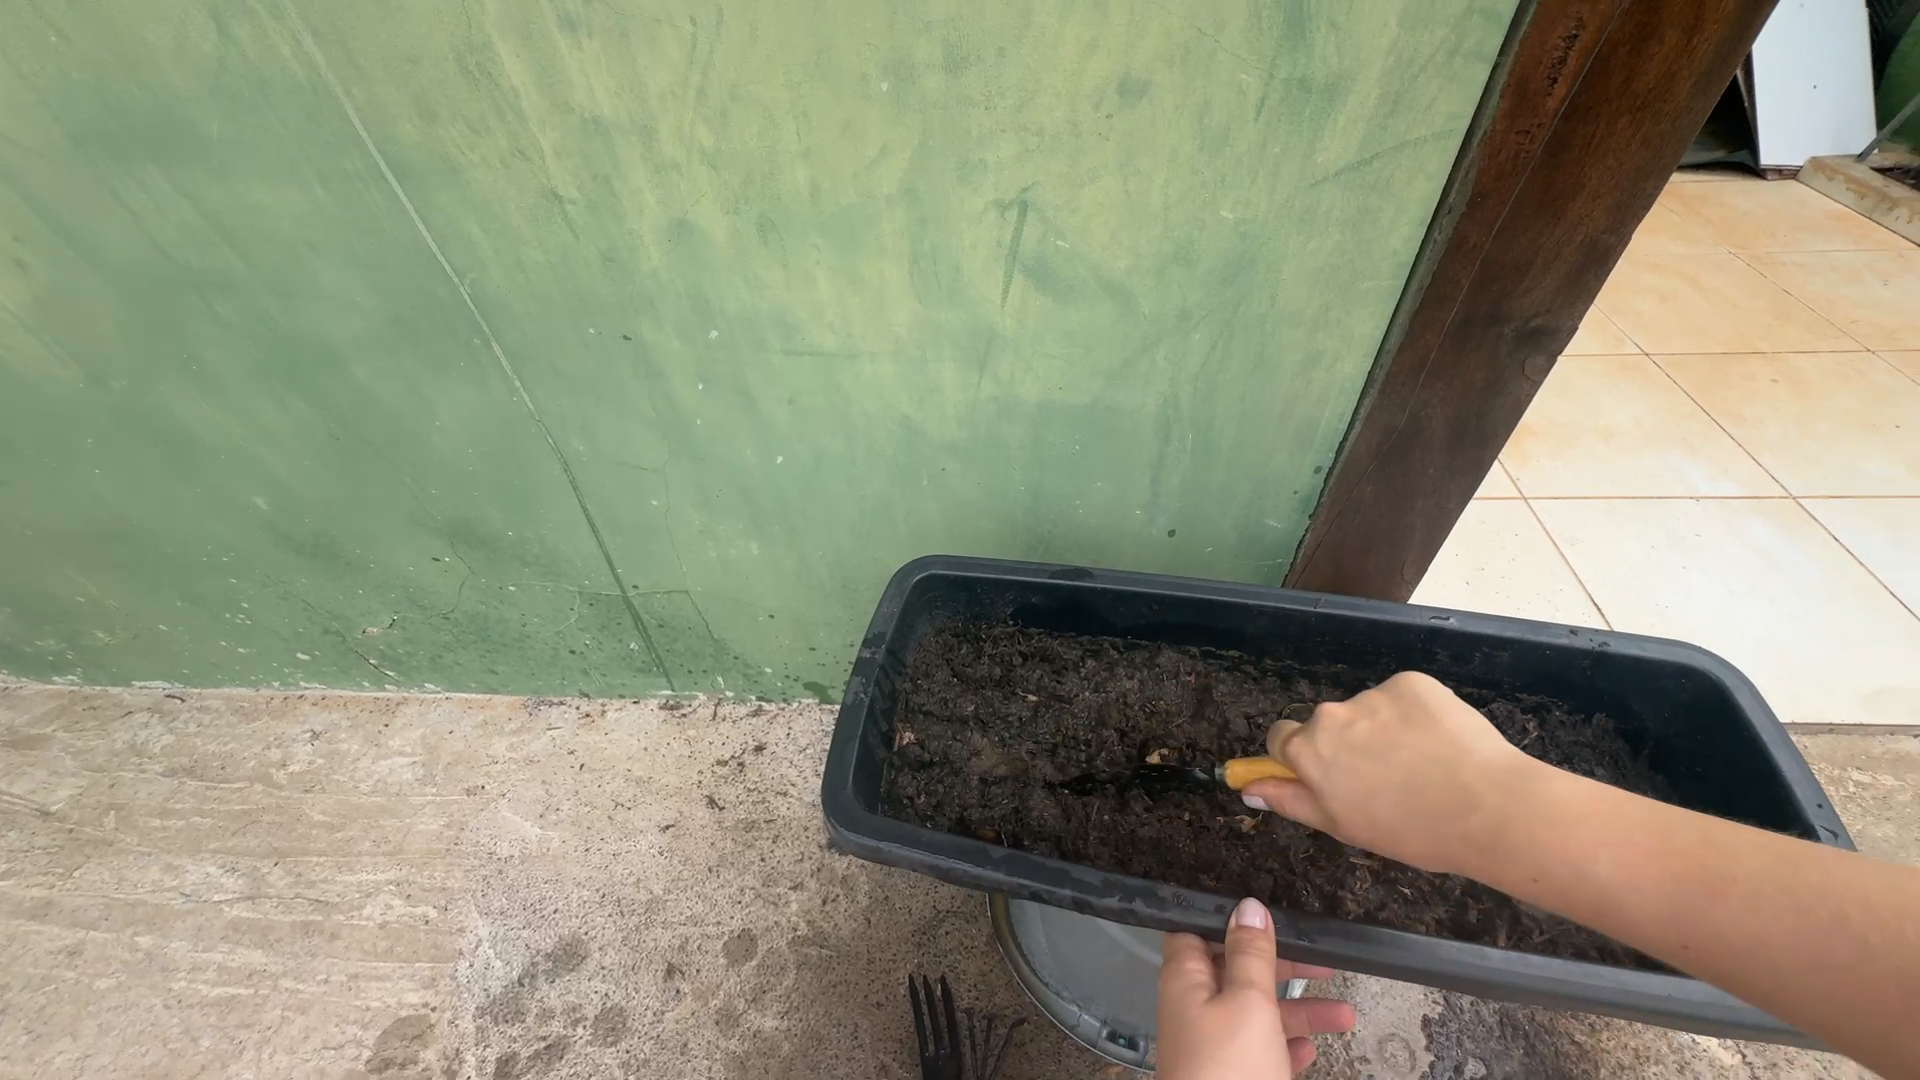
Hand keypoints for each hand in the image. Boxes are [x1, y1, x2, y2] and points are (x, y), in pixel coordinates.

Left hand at [1157, 898, 1356, 1077]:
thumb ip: (1251, 953)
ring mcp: (1211, 1045)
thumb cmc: (1230, 1068)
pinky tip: (1311, 1052)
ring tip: (1347, 1015)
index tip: (1270, 915)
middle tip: (1327, 963)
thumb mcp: (1247, 1002)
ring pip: (1255, 1013)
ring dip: (1297, 1011)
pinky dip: (1284, 1047)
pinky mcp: (1230, 1077)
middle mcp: (1194, 1005)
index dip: (1230, 921)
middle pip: (1236, 970)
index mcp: (1186, 977)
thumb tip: (1249, 905)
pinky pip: (1259, 1051)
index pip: (1198, 931)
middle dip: (1280, 966)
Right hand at [1240, 671, 1545, 875]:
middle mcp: (1331, 715)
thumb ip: (1290, 800)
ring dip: (1382, 732)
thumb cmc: (1412, 830)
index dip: (1300, 758)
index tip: (1329, 776)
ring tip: (1423, 767)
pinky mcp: (1411, 683)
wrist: (1491, 808)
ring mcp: (1372, 695)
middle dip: (1346, 746)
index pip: (1280, 738)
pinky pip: (1401, 697)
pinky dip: (1414, 717)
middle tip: (1385, 781)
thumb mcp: (1343, 826)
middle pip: (1326, 726)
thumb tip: (1249, 789)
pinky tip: (1440, 745)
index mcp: (1308, 751)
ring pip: (1367, 712)